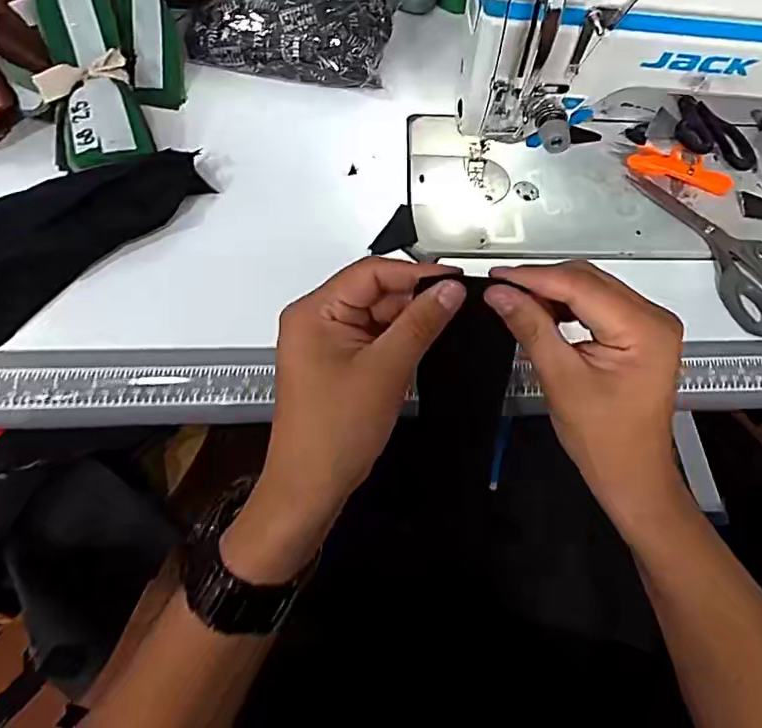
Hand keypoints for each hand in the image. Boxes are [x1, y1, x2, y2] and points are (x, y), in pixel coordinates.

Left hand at [226, 258, 464, 582]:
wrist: (309, 489)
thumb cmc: (327, 438)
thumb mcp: (386, 370)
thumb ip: (421, 323)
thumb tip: (447, 291)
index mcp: (313, 312)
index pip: (372, 272)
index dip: (416, 273)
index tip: (451, 279)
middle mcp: (314, 321)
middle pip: (376, 290)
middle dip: (414, 300)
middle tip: (451, 306)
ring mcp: (326, 341)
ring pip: (379, 314)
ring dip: (408, 323)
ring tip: (434, 335)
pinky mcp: (338, 360)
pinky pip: (375, 336)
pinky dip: (398, 341)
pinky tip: (416, 351)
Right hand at [483, 261, 688, 532]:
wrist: (633, 475)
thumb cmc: (611, 443)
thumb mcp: (562, 380)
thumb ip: (531, 328)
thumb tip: (504, 295)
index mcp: (644, 329)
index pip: (579, 286)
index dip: (533, 278)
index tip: (500, 277)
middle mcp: (654, 319)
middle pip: (587, 279)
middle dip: (541, 281)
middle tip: (502, 287)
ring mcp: (649, 323)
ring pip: (591, 286)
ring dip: (553, 290)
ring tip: (517, 299)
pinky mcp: (639, 329)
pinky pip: (598, 301)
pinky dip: (568, 303)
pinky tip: (543, 310)